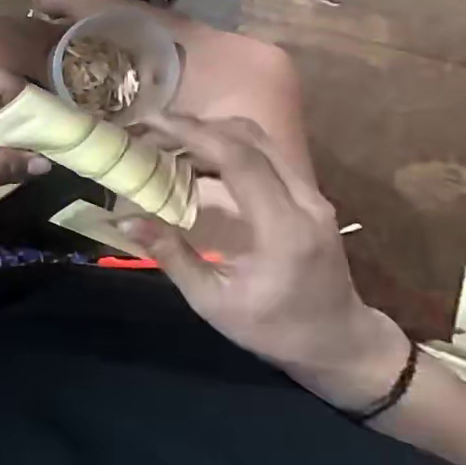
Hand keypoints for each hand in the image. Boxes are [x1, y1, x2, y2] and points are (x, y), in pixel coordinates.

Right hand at [119, 113, 410, 408]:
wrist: (339, 341)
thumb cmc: (273, 328)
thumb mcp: (212, 300)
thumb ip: (171, 255)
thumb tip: (126, 219)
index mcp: (282, 228)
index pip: (239, 160)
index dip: (193, 134)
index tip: (151, 123)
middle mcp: (304, 201)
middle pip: (250, 138)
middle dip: (195, 126)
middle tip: (149, 131)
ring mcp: (311, 195)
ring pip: (260, 139)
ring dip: (210, 132)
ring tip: (166, 142)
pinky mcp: (307, 195)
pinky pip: (265, 154)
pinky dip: (225, 146)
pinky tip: (194, 161)